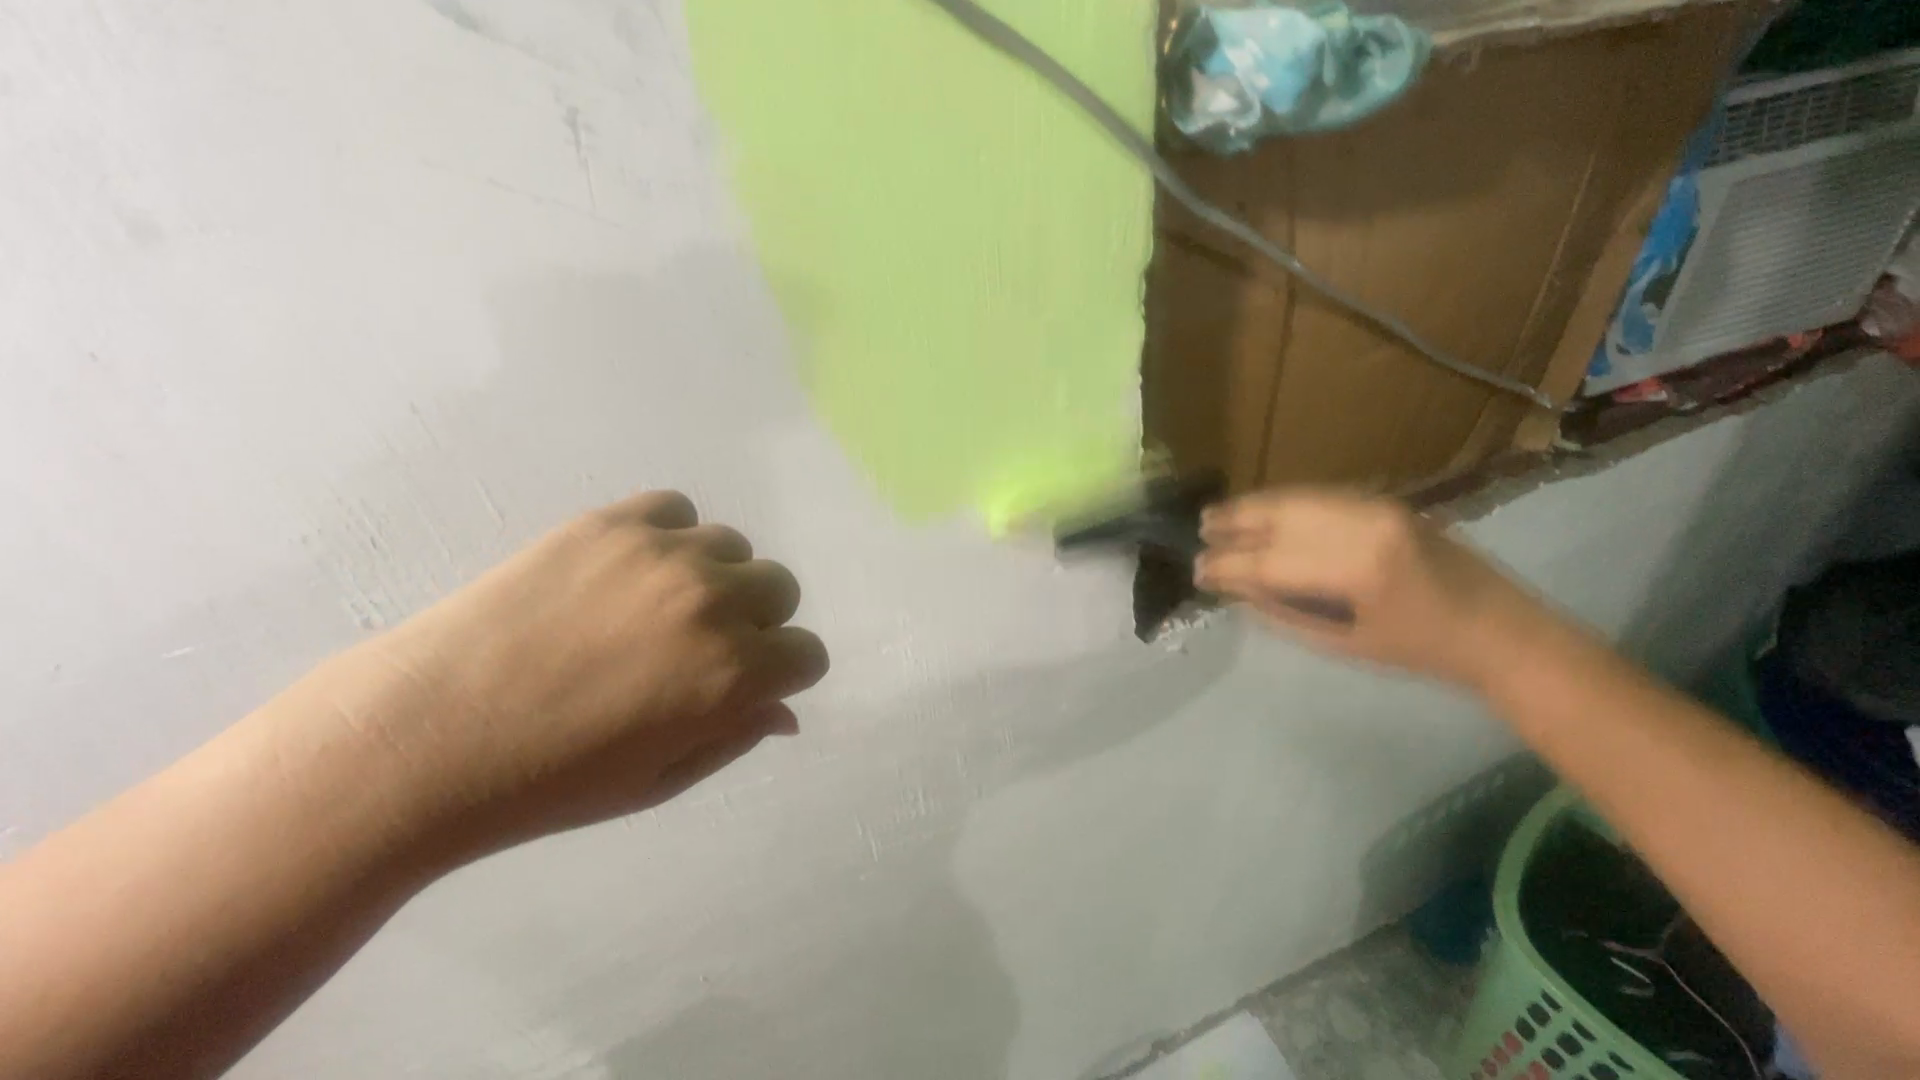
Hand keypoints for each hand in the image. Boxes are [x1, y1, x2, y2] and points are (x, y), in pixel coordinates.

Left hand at [310, 490, 829, 858]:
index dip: (784, 674)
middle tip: (702, 650)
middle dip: (758, 622)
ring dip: (714, 578)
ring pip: (731, 547)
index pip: (808, 654)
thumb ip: (735, 738)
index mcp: (735, 675)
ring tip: (658, 608)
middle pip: (780, 588)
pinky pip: (674, 509)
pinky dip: (668, 537)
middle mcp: (713, 603)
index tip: (750, 687)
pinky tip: (630, 572)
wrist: (428, 734)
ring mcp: (661, 554)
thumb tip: (782, 710)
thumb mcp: (660, 780)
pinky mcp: (608, 523)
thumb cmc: (551, 781)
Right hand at [1194, 489, 1553, 688]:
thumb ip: (1283, 611)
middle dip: (1235, 522)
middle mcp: (1365, 526)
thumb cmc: (1417, 650)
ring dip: (1255, 506)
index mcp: (1356, 570)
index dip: (1229, 564)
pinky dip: (1286, 502)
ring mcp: (1379, 507)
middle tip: (1201, 531)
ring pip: (1299, 498)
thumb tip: (1236, 587)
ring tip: (1219, 516)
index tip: (1198, 570)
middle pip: (1282, 515)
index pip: (1272, 560)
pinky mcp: (1387, 502)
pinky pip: (1321, 496)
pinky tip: (1265, 511)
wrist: (1498, 629)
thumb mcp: (1342, 643)